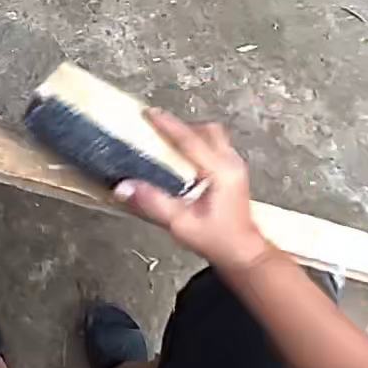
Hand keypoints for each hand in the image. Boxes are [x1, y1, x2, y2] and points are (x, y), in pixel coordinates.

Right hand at [113, 109, 276, 272]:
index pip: (190, 140)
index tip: (149, 113)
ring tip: (168, 139)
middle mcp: (231, 164)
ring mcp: (235, 166)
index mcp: (220, 172)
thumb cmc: (217, 240)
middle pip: (206, 130)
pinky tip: (183, 154)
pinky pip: (215, 145)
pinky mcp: (234, 171)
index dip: (168, 124)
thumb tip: (124, 187)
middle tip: (158, 127)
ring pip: (213, 135)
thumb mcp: (181, 224)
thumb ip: (153, 203)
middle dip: (181, 126)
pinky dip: (197, 142)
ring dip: (190, 133)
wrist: (244, 253)